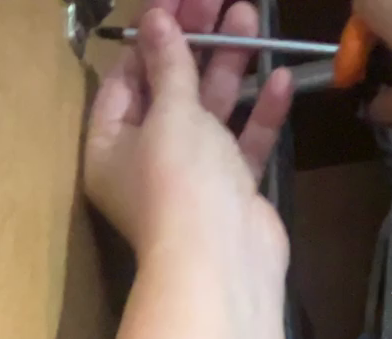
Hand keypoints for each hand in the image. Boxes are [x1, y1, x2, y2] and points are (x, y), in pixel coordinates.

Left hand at [85, 0, 294, 271]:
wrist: (220, 259)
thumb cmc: (179, 180)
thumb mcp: (168, 112)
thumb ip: (168, 63)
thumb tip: (156, 21)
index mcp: (110, 150)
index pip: (122, 84)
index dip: (148, 40)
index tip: (176, 1)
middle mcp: (145, 165)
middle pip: (169, 94)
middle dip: (195, 44)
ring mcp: (189, 181)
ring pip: (209, 115)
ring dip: (229, 67)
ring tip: (251, 16)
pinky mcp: (229, 195)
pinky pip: (241, 146)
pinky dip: (259, 115)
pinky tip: (281, 78)